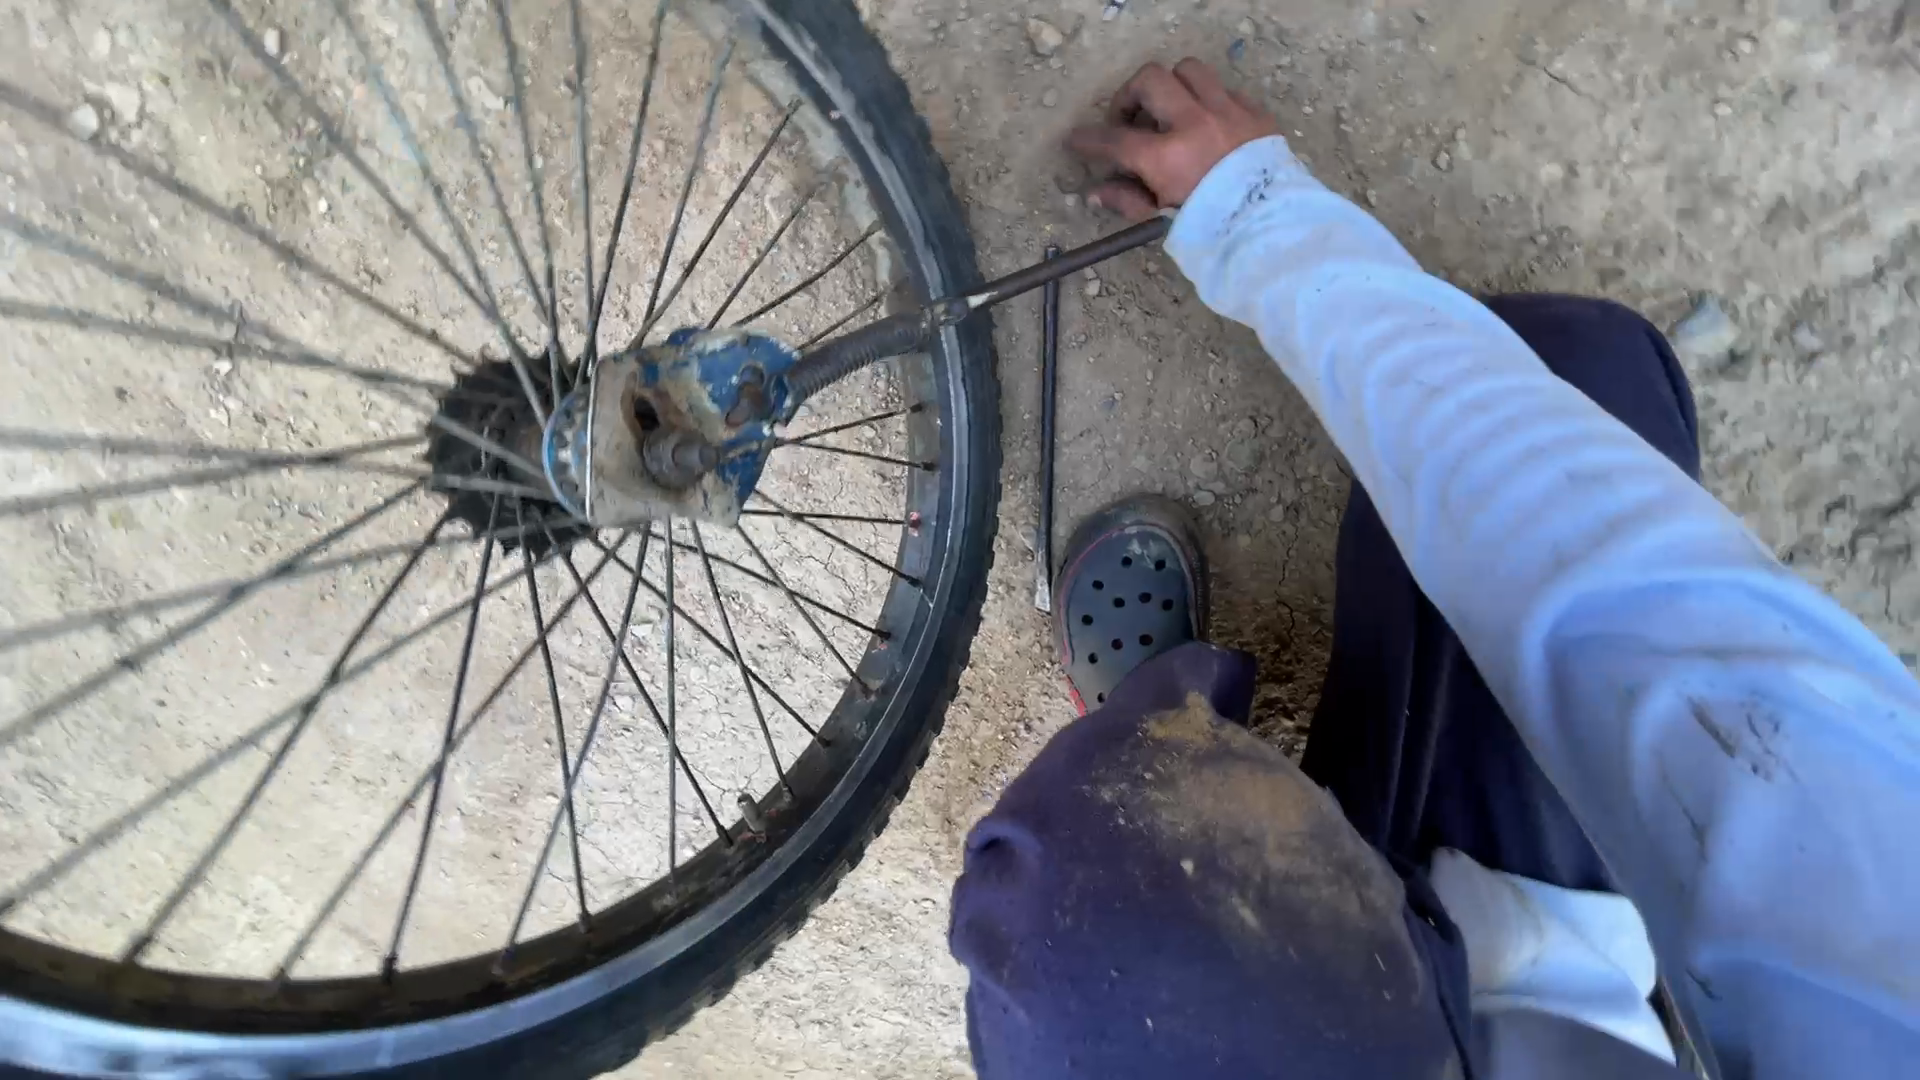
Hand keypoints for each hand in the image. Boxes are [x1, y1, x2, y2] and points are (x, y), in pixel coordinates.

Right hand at [1067, 59, 1281, 220]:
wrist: (1268, 230)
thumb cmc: (1210, 232)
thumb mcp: (1161, 221)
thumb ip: (1126, 201)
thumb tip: (1096, 192)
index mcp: (1167, 157)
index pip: (1115, 139)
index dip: (1089, 139)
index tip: (1076, 140)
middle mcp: (1194, 123)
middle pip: (1150, 80)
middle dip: (1129, 96)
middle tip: (1126, 121)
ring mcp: (1227, 111)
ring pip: (1188, 71)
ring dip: (1169, 88)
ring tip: (1166, 114)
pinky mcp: (1252, 112)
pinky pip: (1221, 89)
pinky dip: (1203, 102)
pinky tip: (1202, 128)